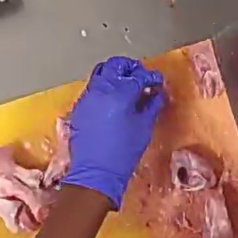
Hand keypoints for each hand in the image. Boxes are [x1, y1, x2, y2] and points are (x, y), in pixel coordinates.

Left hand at [61, 56, 166, 208]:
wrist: (96, 173)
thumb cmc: (124, 152)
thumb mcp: (143, 128)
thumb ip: (151, 105)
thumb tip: (156, 93)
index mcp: (119, 93)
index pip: (138, 75)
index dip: (151, 77)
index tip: (157, 82)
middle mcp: (100, 90)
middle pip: (115, 65)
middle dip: (130, 67)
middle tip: (141, 76)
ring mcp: (87, 98)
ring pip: (100, 74)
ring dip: (115, 75)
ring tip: (127, 86)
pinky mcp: (79, 108)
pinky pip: (93, 89)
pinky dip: (104, 87)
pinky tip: (113, 100)